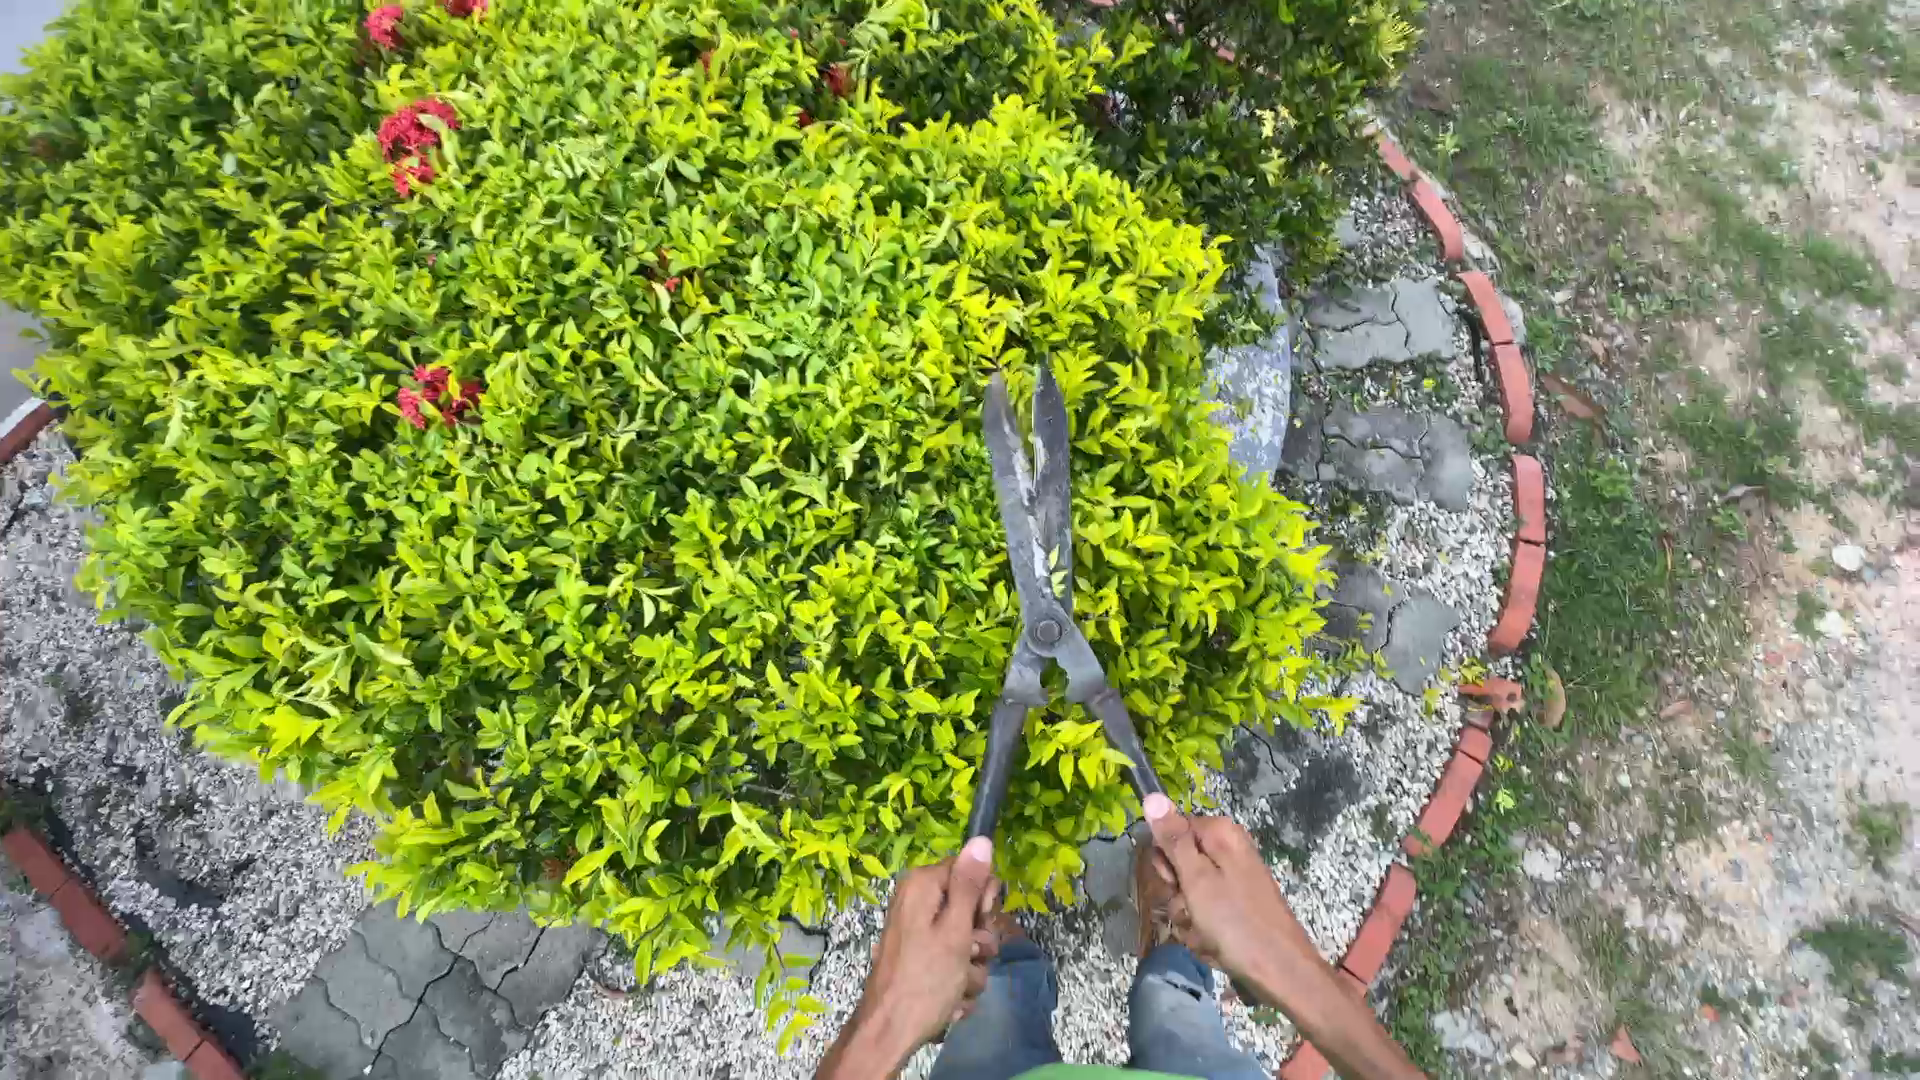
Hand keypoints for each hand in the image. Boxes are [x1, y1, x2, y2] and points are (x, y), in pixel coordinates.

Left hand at [817, 837, 999, 1078]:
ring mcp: (919, 931)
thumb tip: (981, 839)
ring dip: (971, 968)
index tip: (979, 922)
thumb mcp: (955, 930)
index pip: (970, 870)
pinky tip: (950, 1000)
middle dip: (979, 939)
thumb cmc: (924, 979)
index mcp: (923, 884)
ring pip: (967, 940)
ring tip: (957, 986)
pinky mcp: (921, 958)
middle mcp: (918, 900)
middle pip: (970, 907)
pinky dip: (957, 982)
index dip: (982, 899)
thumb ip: (969, 885)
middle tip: (968, 956)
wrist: (888, 1033)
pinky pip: (954, 961)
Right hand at [1141, 793, 1316, 989]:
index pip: (1169, 832)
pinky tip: (1214, 943)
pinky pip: (1205, 907)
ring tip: (1204, 933)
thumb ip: (1173, 839)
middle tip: (1191, 911)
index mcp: (1219, 832)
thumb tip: (1151, 795)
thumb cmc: (1236, 923)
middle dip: (1177, 892)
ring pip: (1188, 889)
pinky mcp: (1238, 900)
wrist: (1283, 972)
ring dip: (1188, 915)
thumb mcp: (1196, 879)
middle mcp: (1227, 846)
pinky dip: (1203, 926)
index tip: (1175, 885)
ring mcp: (1234, 874)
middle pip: (1178, 860)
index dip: (1165, 861)